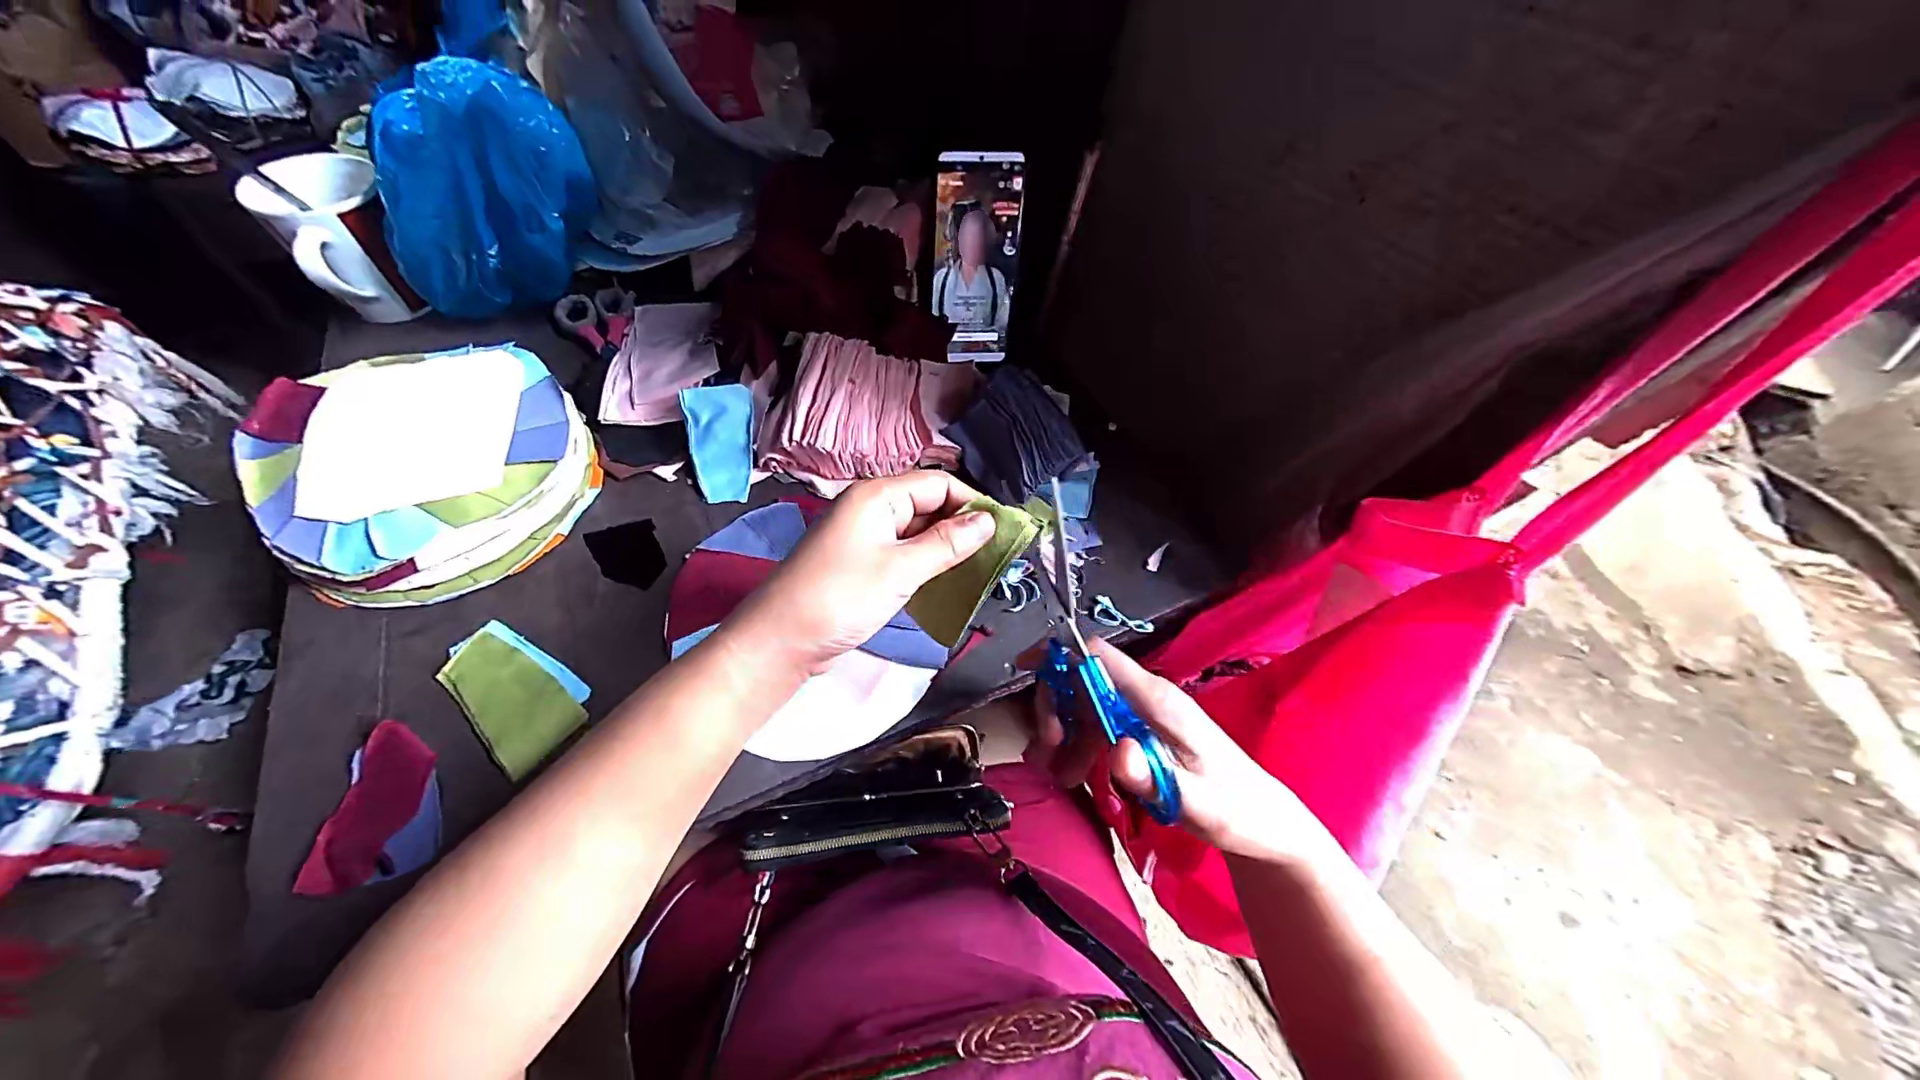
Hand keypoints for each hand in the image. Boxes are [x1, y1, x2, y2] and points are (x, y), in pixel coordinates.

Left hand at [719, 472, 995, 675]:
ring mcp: (865, 536)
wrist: (781, 640)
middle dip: (962, 527)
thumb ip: (947, 544)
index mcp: (877, 495)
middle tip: (996, 555)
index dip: (972, 503)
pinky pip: (904, 552)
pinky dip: (927, 564)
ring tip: (978, 571)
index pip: (939, 483)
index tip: (1003, 530)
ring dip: (946, 548)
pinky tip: (946, 582)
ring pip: (918, 531)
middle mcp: (871, 508)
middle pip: (929, 504)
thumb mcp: (901, 569)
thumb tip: (987, 522)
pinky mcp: (862, 563)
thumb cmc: (839, 597)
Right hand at [1028, 636, 1336, 865]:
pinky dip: (1072, 748)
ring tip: (1054, 774)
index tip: (1028, 669)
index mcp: (1158, 699)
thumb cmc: (1235, 809)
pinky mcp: (1136, 732)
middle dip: (1053, 707)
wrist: (1262, 820)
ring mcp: (1139, 714)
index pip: (1101, 656)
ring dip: (1058, 733)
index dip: (1061, 654)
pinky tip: (1068, 776)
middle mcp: (1144, 698)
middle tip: (1047, 749)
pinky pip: (1091, 729)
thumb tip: (1117, 750)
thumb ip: (1155, 778)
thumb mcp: (1198, 804)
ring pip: (1080, 705)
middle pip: (1081, 679)